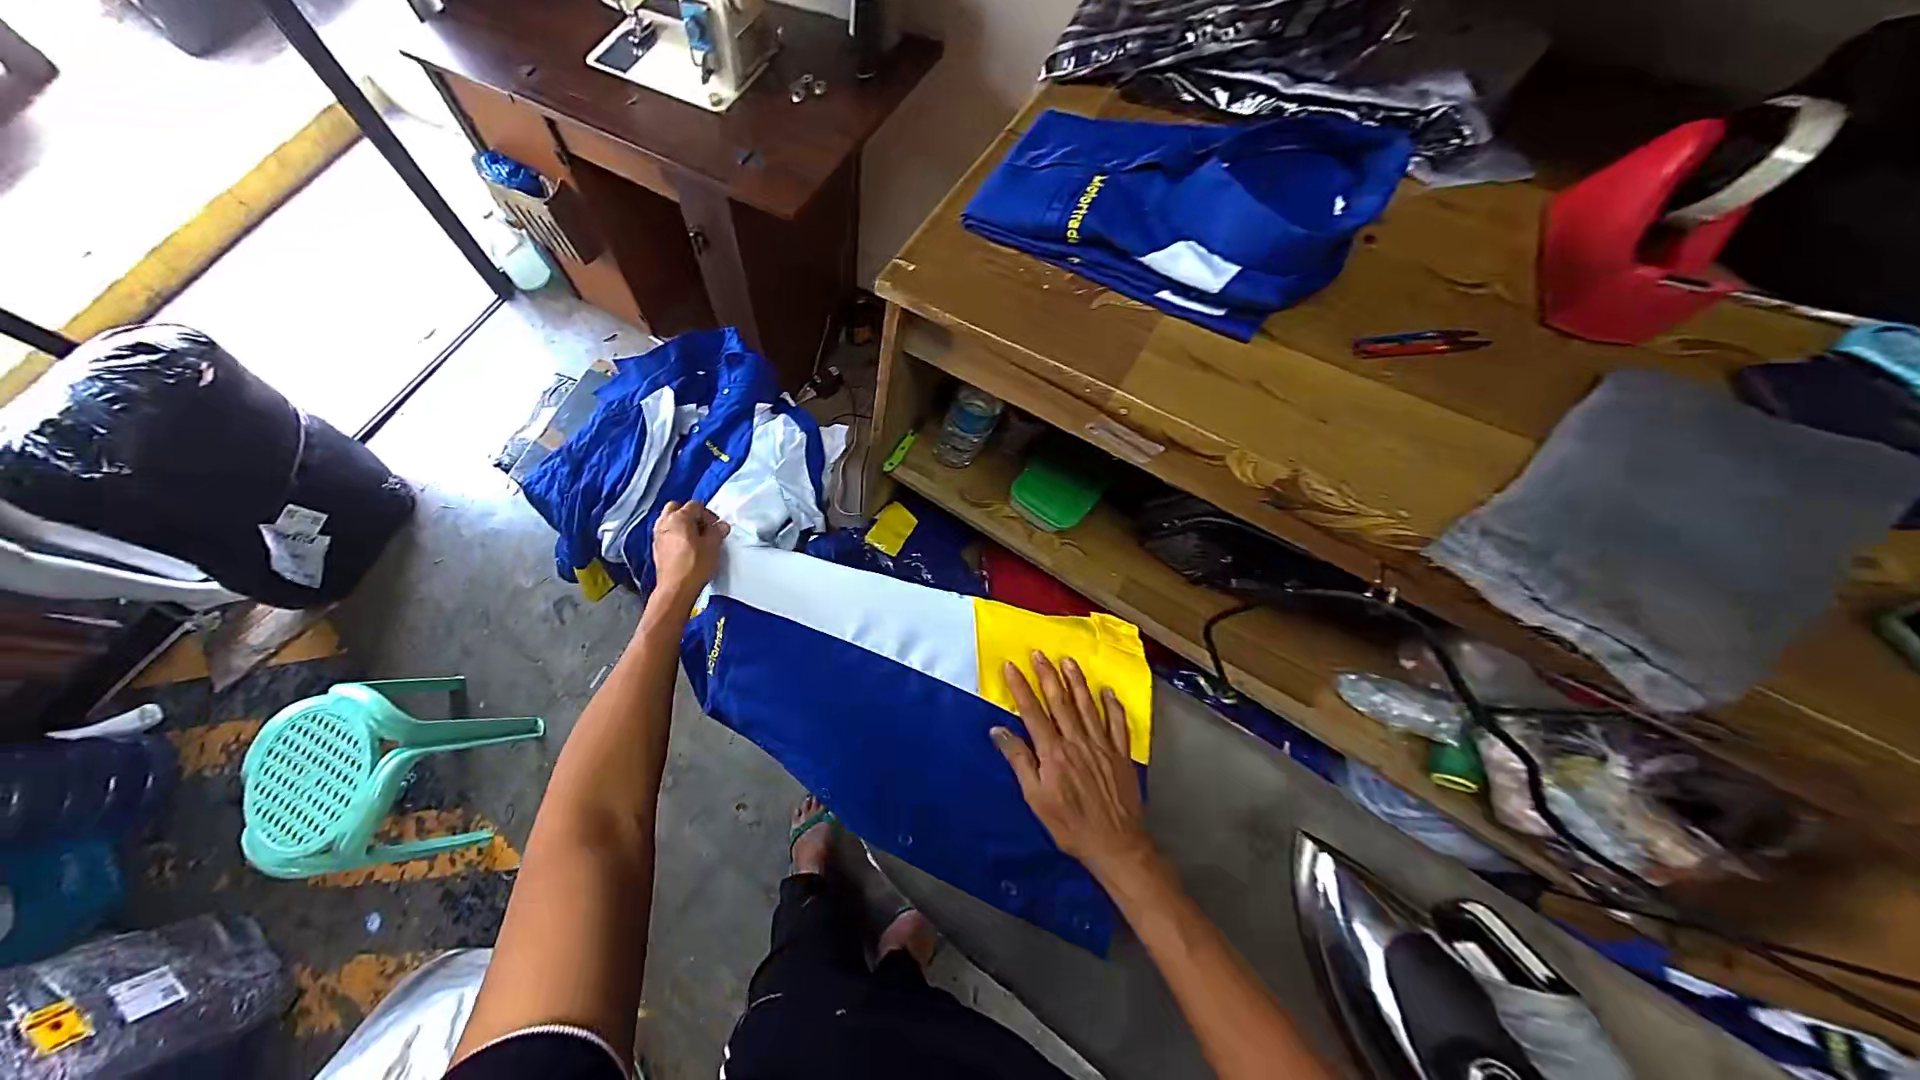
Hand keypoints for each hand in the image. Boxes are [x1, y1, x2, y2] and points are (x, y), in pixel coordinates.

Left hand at [651, 501, 728, 597]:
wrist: (676, 588)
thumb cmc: (695, 564)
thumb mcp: (713, 546)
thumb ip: (718, 531)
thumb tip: (721, 526)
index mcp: (679, 517)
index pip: (695, 505)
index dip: (709, 514)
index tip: (716, 527)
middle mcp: (664, 522)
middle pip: (677, 508)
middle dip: (690, 514)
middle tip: (703, 527)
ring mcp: (658, 535)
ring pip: (668, 520)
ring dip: (681, 524)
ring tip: (694, 537)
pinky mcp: (656, 548)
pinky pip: (666, 533)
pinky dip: (674, 534)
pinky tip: (685, 546)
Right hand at [992, 652, 1153, 878]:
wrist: (1115, 844)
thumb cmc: (1070, 826)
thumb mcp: (1035, 798)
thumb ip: (1019, 761)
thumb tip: (1000, 731)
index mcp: (1053, 753)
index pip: (1032, 712)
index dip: (1021, 687)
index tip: (1011, 667)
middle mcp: (1077, 742)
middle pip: (1059, 702)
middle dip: (1047, 675)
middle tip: (1039, 653)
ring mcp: (1102, 746)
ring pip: (1087, 706)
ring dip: (1076, 681)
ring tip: (1068, 661)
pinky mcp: (1120, 754)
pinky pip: (1117, 724)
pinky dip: (1112, 705)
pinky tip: (1107, 691)